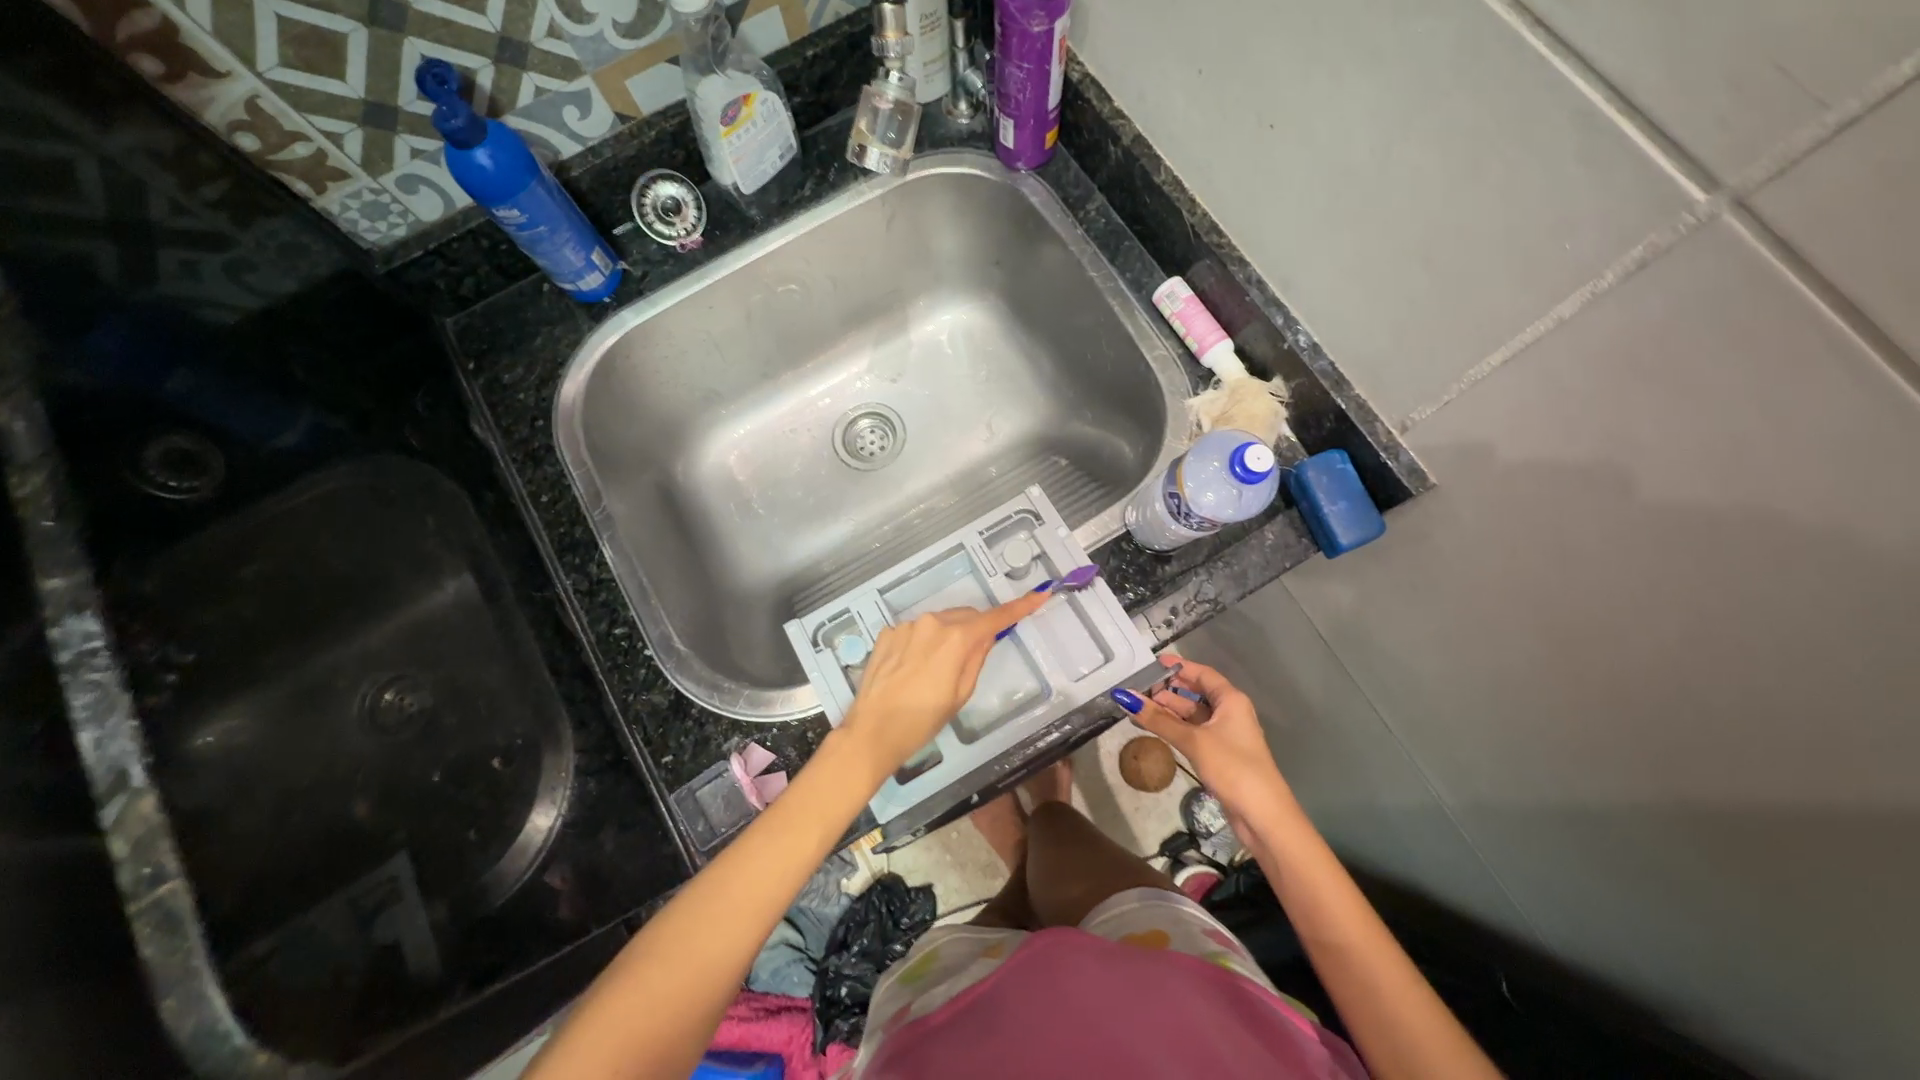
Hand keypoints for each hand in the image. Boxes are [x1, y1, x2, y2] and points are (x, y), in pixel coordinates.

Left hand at [839, 588, 1053, 778]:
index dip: (1019, 607)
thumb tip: (986, 636)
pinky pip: (915, 632)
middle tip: (971, 660)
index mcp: (955, 638)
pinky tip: (912, 670)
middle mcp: (931, 623)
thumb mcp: (960, 693)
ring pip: (938, 623)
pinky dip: (922, 643)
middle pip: (965, 617)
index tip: (1039, 595)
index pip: (994, 618)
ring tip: (934, 673)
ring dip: (946, 637)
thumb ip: (976, 658)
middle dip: (974, 630)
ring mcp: (905, 626)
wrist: (873, 731)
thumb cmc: (923, 720)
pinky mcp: (886, 634)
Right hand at [1117, 655, 1289, 824]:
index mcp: (1231, 700)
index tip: (1153, 663)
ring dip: (1169, 712)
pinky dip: (1176, 729)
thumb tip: (1125, 697)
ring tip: (1138, 708)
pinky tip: (1155, 729)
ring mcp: (1225, 735)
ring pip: (1193, 716)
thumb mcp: (1193, 740)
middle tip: (1138, 689)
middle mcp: (1230, 713)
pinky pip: (1194, 733)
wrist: (1262, 813)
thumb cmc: (1232, 767)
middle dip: (1168, 691)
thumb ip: (1158, 720)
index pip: (1203, 674)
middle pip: (1196, 694)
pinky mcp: (1220, 755)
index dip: (1179, 666)